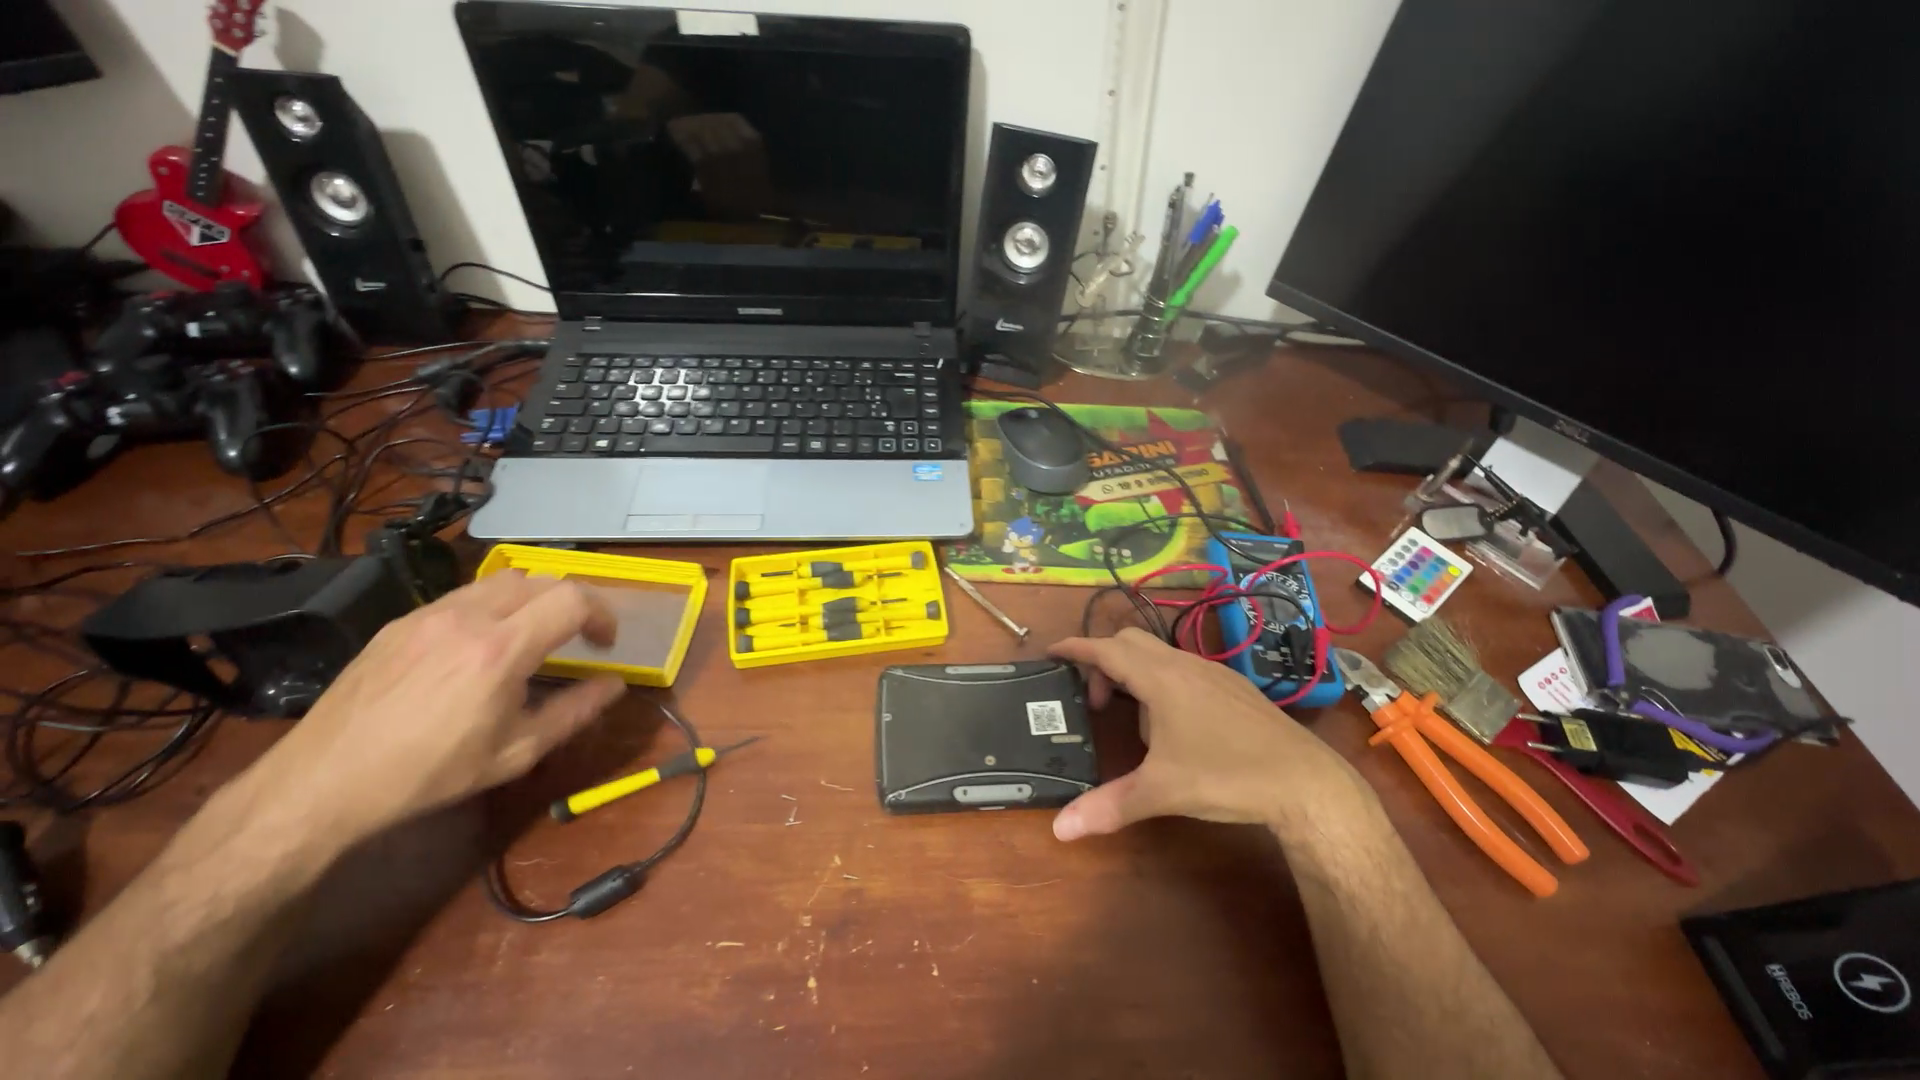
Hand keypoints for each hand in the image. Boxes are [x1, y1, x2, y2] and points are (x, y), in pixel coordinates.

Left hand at [249, 571, 627, 839]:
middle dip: (572, 602)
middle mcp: (468, 617)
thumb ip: (574, 712)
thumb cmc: (430, 773)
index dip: (603, 613)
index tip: (606, 642)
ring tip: (532, 636)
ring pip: (501, 581)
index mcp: (501, 649)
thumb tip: (614, 685)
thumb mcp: (515, 753)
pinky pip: (463, 596)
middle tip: (578, 636)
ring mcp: (430, 613)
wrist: (327, 779)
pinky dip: (492, 607)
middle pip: (542, 579)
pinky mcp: (401, 621)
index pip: (573, 598)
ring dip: (532, 599)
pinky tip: (479, 647)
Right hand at [1048, 629, 1375, 844]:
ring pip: (1160, 656)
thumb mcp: (1162, 792)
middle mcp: (1186, 665)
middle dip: (1104, 663)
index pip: (1107, 650)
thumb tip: (1060, 830)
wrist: (1306, 783)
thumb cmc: (1227, 777)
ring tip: (1137, 724)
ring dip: (1136, 675)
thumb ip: (1109, 806)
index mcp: (1161, 679)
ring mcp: (1214, 673)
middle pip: (1131, 642)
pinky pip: (1184, 670)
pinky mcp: (1234, 688)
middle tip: (1096, 702)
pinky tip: (1176, 728)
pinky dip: (1163, 683)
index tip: (1051, 652)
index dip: (1076, 648)